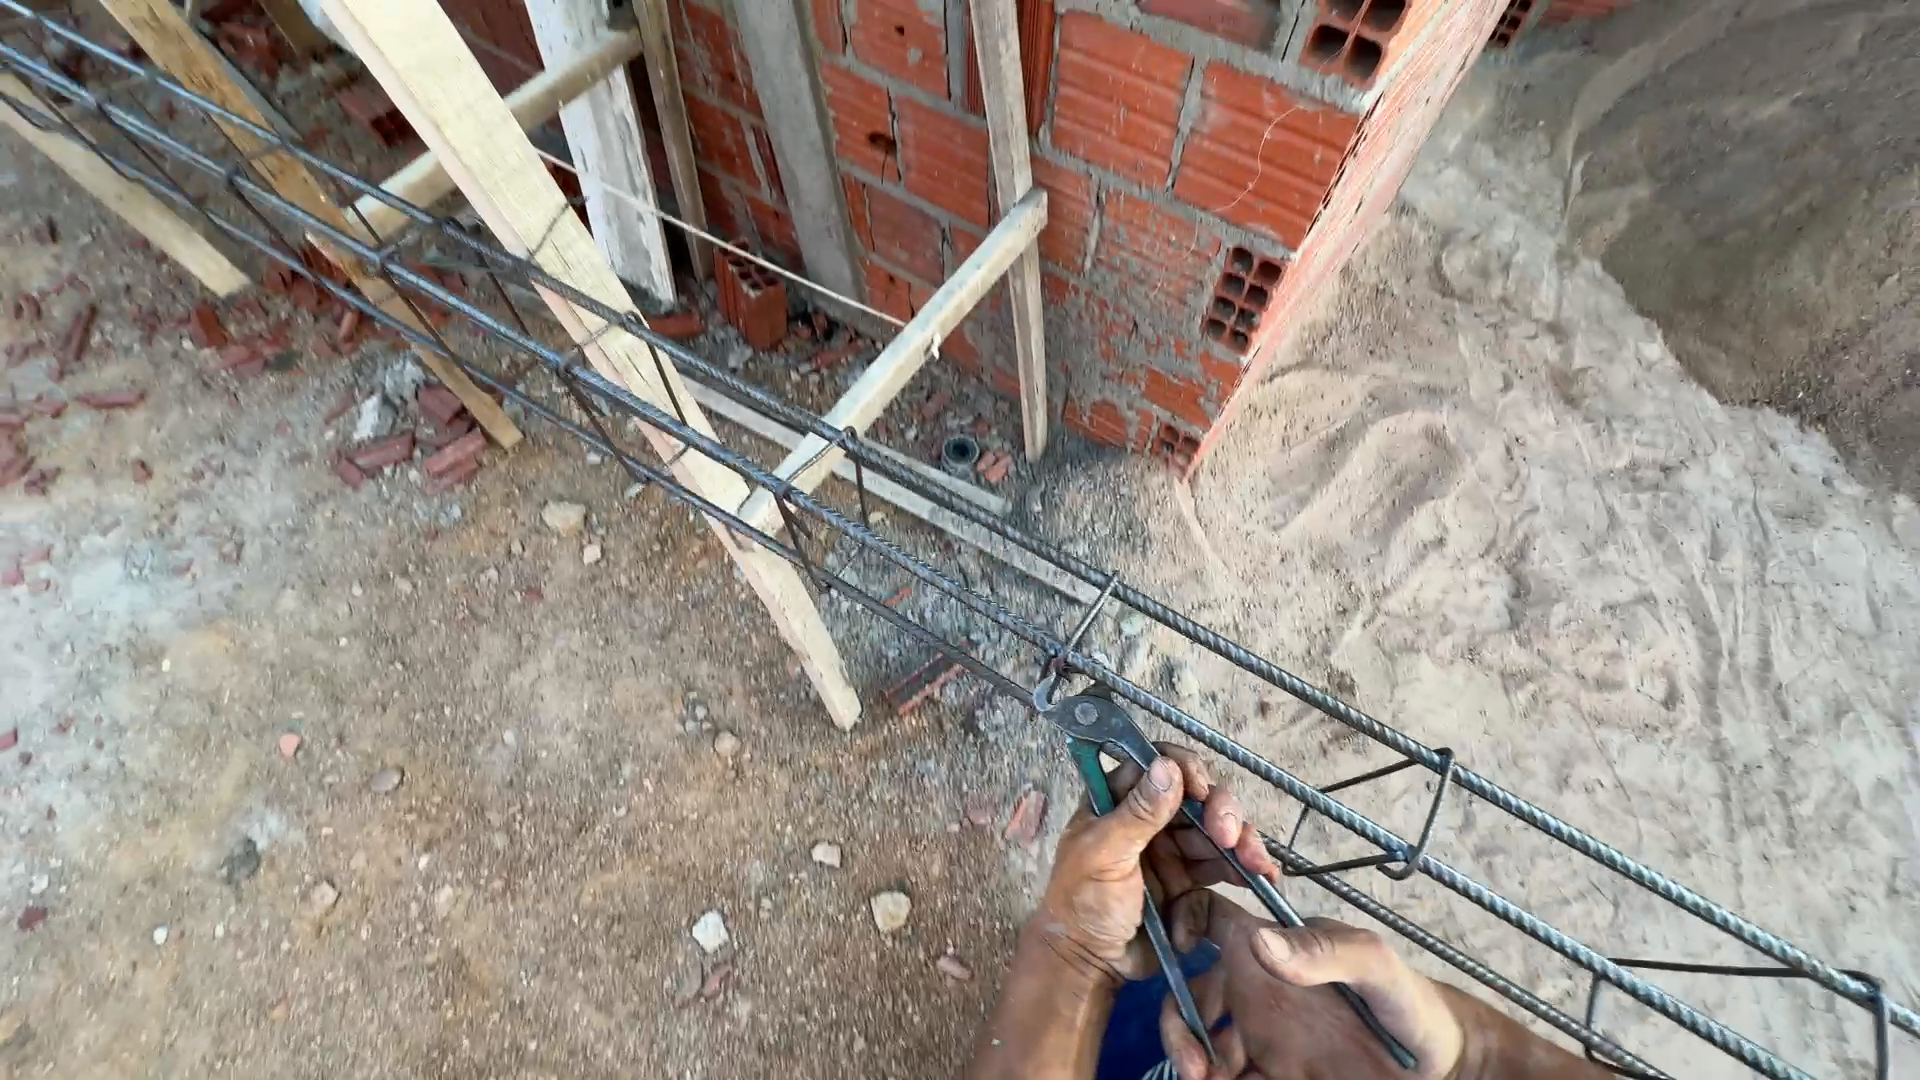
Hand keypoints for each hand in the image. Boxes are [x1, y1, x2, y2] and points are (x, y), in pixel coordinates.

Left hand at [1034, 744, 1278, 984]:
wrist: (1090, 963)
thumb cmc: (1083, 900)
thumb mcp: (1105, 853)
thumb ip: (1137, 813)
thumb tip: (1167, 766)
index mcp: (1116, 798)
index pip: (1155, 764)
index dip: (1184, 768)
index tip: (1202, 788)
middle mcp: (1148, 817)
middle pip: (1195, 796)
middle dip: (1221, 810)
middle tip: (1230, 836)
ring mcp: (1170, 847)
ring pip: (1215, 829)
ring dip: (1240, 841)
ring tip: (1256, 863)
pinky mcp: (1188, 880)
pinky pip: (1222, 865)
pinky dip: (1245, 868)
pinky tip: (1265, 877)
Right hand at [1162, 895, 1464, 1079]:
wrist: (1444, 1068)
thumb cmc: (1405, 998)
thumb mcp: (1372, 961)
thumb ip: (1321, 950)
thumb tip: (1258, 943)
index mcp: (1263, 948)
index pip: (1206, 915)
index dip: (1181, 918)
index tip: (1177, 948)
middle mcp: (1251, 990)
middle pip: (1189, 994)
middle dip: (1177, 1028)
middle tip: (1193, 1069)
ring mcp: (1262, 1038)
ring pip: (1206, 1049)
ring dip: (1197, 1068)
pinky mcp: (1276, 1078)